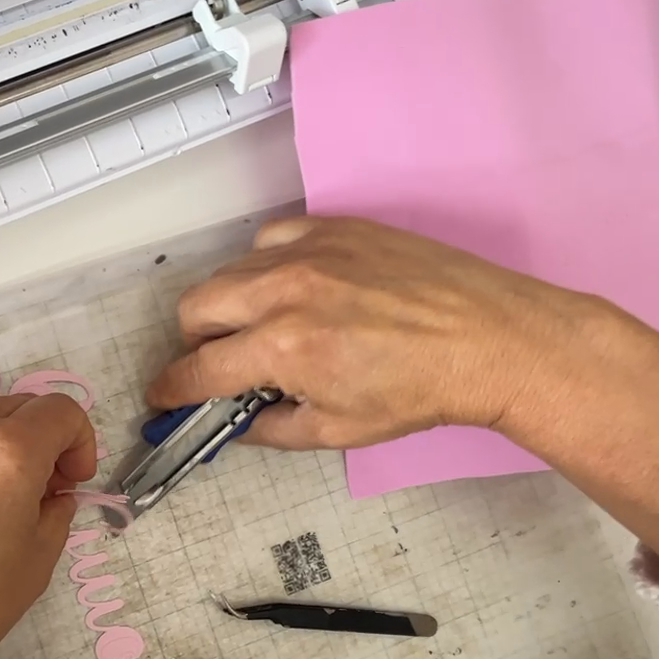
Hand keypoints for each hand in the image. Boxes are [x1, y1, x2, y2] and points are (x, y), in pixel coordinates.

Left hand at [0, 385, 97, 658]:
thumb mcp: (36, 562)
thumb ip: (55, 513)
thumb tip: (54, 495)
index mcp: (11, 450)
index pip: (61, 410)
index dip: (80, 441)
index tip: (72, 481)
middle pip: (20, 403)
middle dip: (44, 436)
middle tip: (42, 486)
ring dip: (0, 428)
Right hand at [146, 217, 598, 449]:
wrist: (493, 340)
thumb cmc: (419, 393)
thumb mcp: (336, 432)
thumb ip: (267, 430)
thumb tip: (232, 422)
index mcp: (282, 348)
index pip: (196, 370)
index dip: (171, 390)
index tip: (164, 398)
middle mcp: (282, 291)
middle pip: (193, 310)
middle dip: (193, 344)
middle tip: (219, 363)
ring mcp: (307, 251)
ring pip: (226, 272)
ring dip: (226, 306)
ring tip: (260, 326)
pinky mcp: (333, 226)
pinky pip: (268, 239)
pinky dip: (264, 266)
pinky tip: (292, 287)